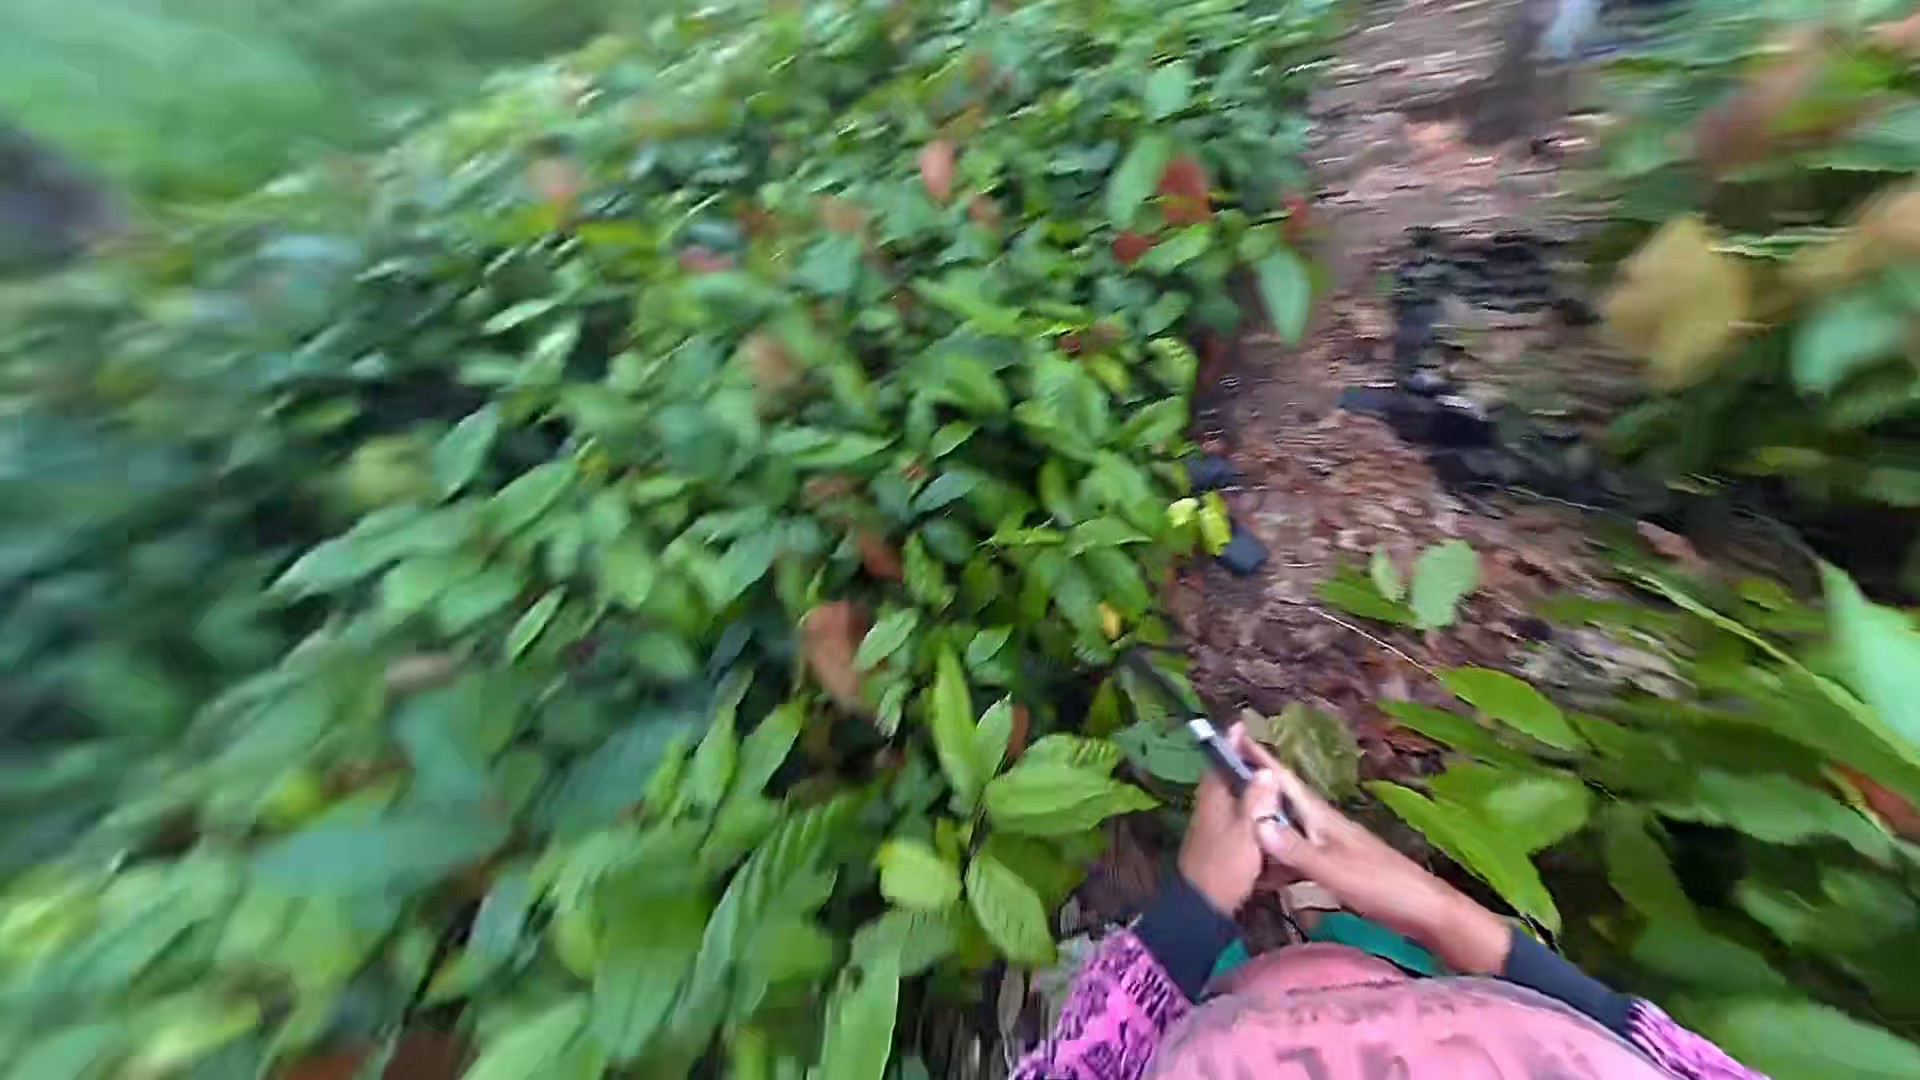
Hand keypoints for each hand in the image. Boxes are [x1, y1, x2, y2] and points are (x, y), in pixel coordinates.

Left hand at [1176, 724, 1282, 914]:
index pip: (1220, 760)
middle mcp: (1211, 803)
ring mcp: (1215, 821)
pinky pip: (1238, 815)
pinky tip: (1269, 814)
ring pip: (1233, 795)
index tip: (1240, 724)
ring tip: (1273, 779)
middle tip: (1264, 750)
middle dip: (1244, 761)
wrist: (1204, 903)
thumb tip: (1265, 772)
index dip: (1230, 743)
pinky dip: (1252, 810)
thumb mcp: (1245, 833)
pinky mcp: (1222, 839)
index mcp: (1213, 796)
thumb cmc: (1224, 864)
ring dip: (1250, 786)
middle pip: (1227, 775)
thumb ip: (1255, 803)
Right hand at [1240, 737, 1511, 974]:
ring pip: (1282, 818)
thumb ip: (1295, 848)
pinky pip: (1290, 843)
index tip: (1232, 731)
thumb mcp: (1335, 869)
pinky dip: (1271, 843)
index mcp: (1317, 814)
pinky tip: (1259, 856)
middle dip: (1250, 777)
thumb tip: (1254, 821)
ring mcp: (1325, 839)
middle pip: (1277, 793)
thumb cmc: (1383, 885)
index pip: (1280, 776)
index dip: (1256, 753)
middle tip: (1218, 769)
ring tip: (1230, 809)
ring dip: (1259, 811)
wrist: (1429, 914)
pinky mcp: (1330, 859)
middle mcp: (1318, 820)